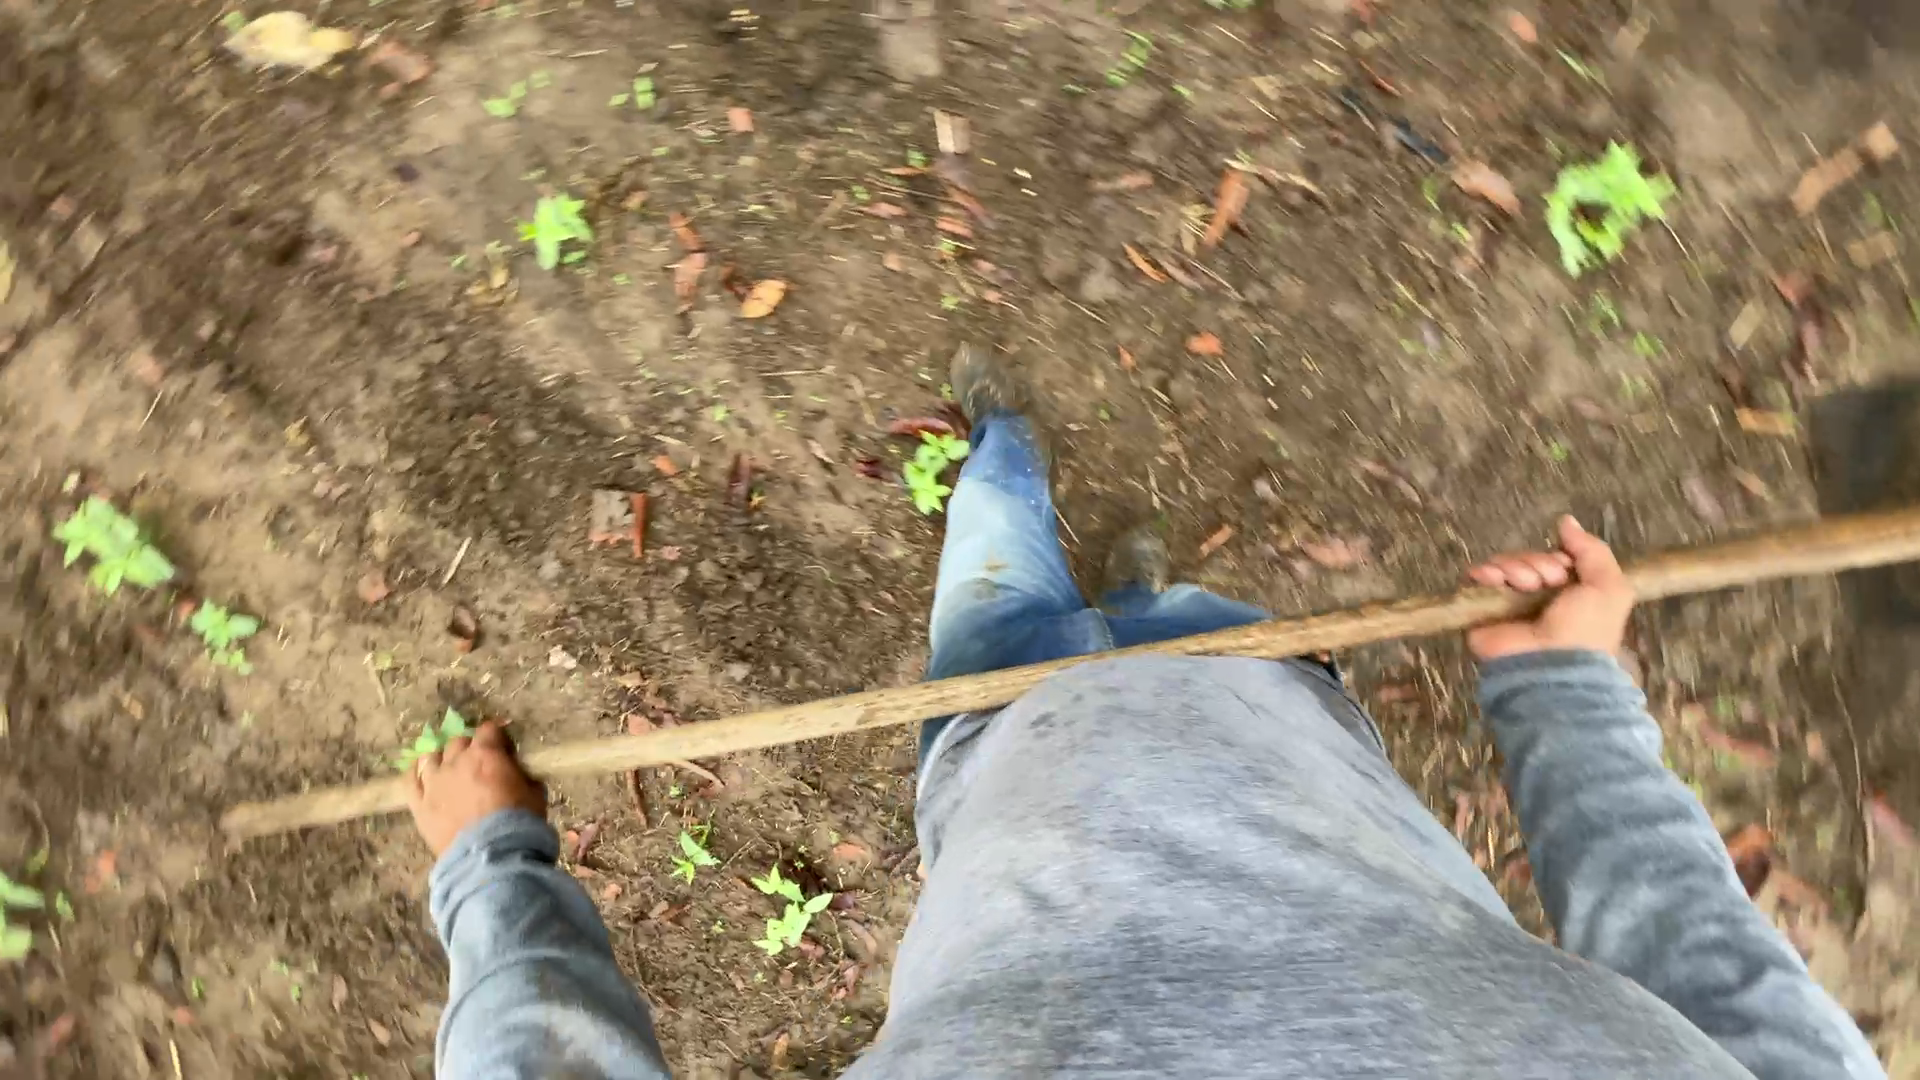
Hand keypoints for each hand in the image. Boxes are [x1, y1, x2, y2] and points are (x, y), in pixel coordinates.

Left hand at [408, 720, 547, 856]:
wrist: (489, 853)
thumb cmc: (518, 819)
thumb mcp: (534, 790)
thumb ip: (521, 774)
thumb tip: (516, 771)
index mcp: (487, 754)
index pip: (489, 729)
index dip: (497, 734)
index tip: (504, 745)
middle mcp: (457, 761)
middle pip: (458, 742)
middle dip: (470, 746)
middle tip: (480, 760)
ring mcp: (434, 782)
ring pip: (431, 756)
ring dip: (443, 758)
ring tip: (451, 768)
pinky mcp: (418, 804)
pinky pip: (410, 779)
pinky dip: (416, 772)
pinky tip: (422, 773)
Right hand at [1466, 515, 1634, 661]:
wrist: (1548, 662)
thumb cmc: (1584, 628)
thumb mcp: (1609, 588)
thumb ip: (1591, 551)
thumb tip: (1565, 520)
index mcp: (1565, 591)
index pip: (1550, 558)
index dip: (1555, 558)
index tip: (1561, 572)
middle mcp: (1534, 594)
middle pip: (1526, 558)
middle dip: (1534, 564)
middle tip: (1542, 584)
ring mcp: (1506, 601)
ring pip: (1502, 564)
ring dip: (1513, 568)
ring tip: (1521, 586)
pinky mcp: (1480, 607)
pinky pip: (1476, 578)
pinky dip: (1483, 573)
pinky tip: (1493, 579)